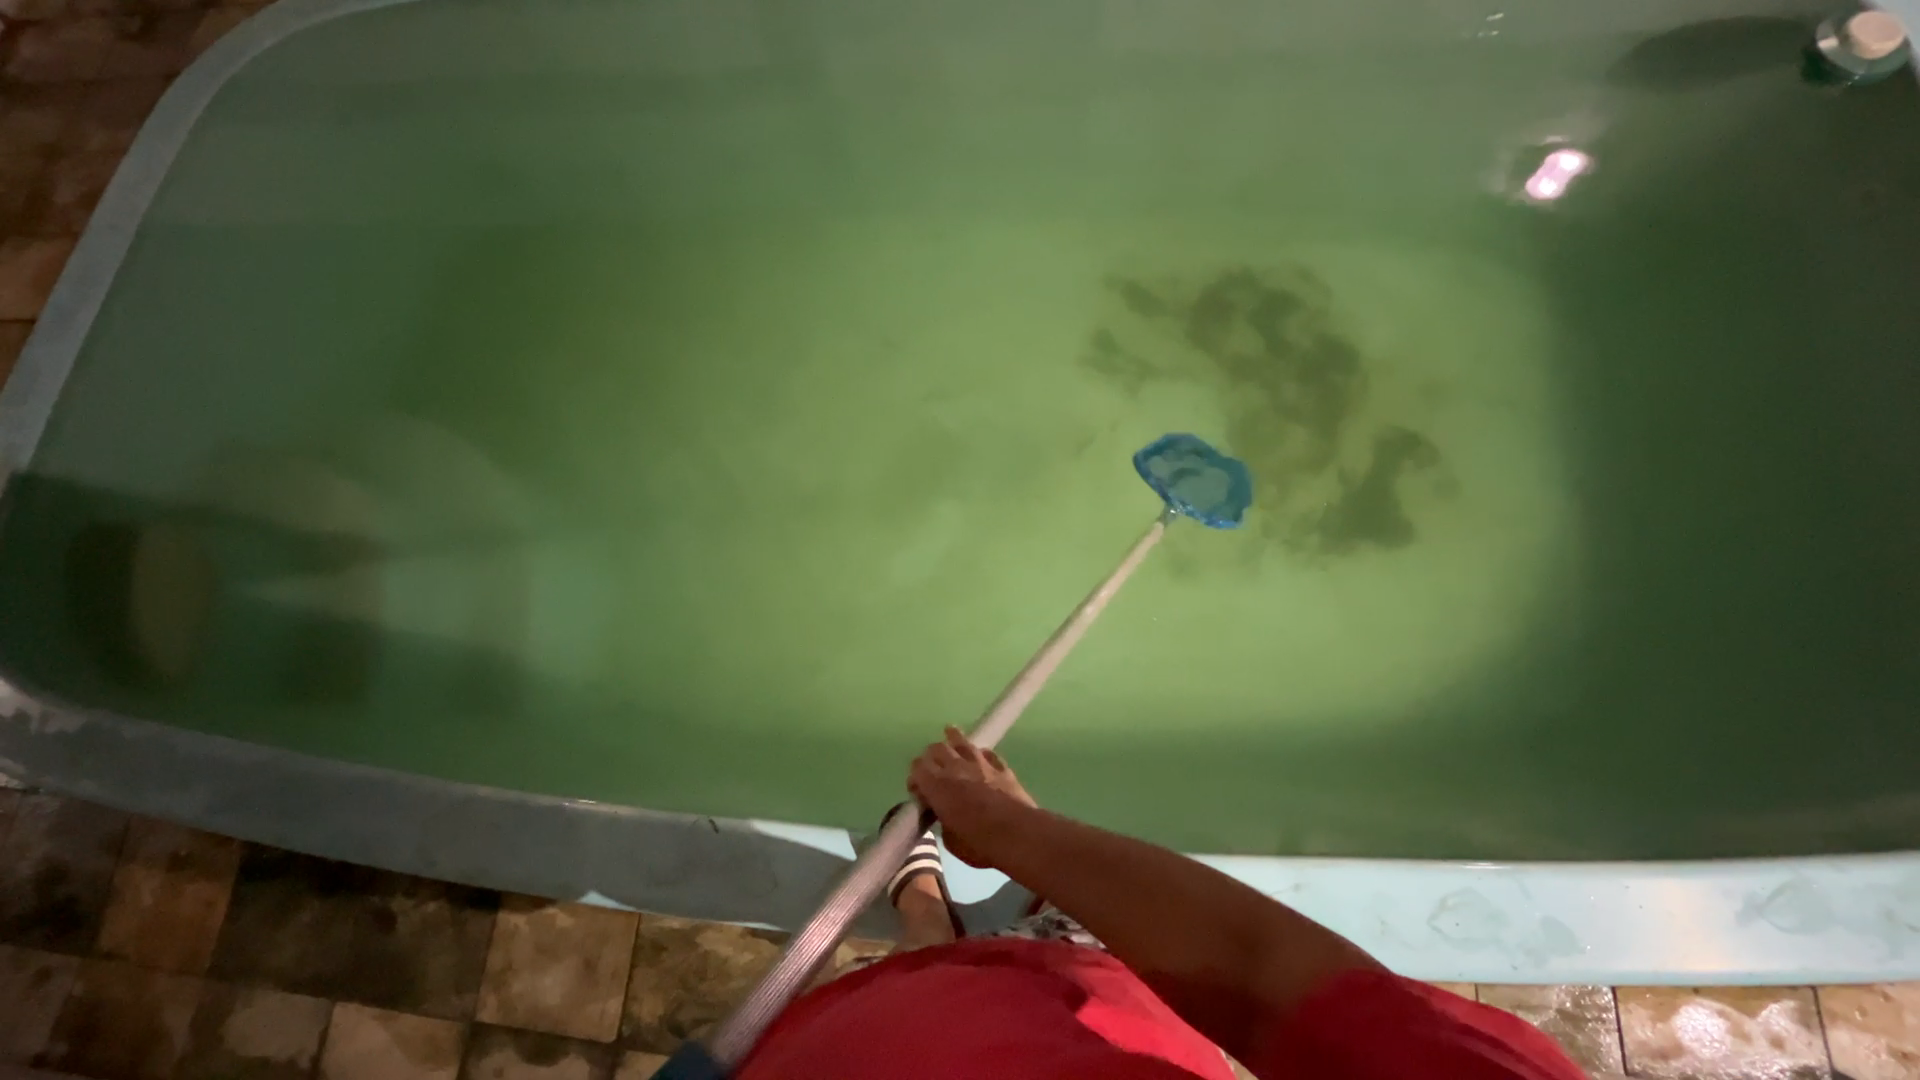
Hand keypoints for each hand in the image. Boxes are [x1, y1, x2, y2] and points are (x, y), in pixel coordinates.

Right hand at [908, 726, 1038, 867]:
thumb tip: (946, 818)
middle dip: (931, 754)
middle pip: (937, 749)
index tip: (918, 788)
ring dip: (954, 738)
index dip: (915, 777)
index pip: (917, 768)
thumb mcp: (951, 841)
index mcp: (937, 787)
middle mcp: (955, 769)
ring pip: (963, 743)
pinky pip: (988, 754)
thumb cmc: (979, 843)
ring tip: (950, 732)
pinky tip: (982, 754)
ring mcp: (980, 765)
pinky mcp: (1002, 768)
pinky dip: (982, 754)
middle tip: (932, 763)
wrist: (1017, 833)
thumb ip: (945, 823)